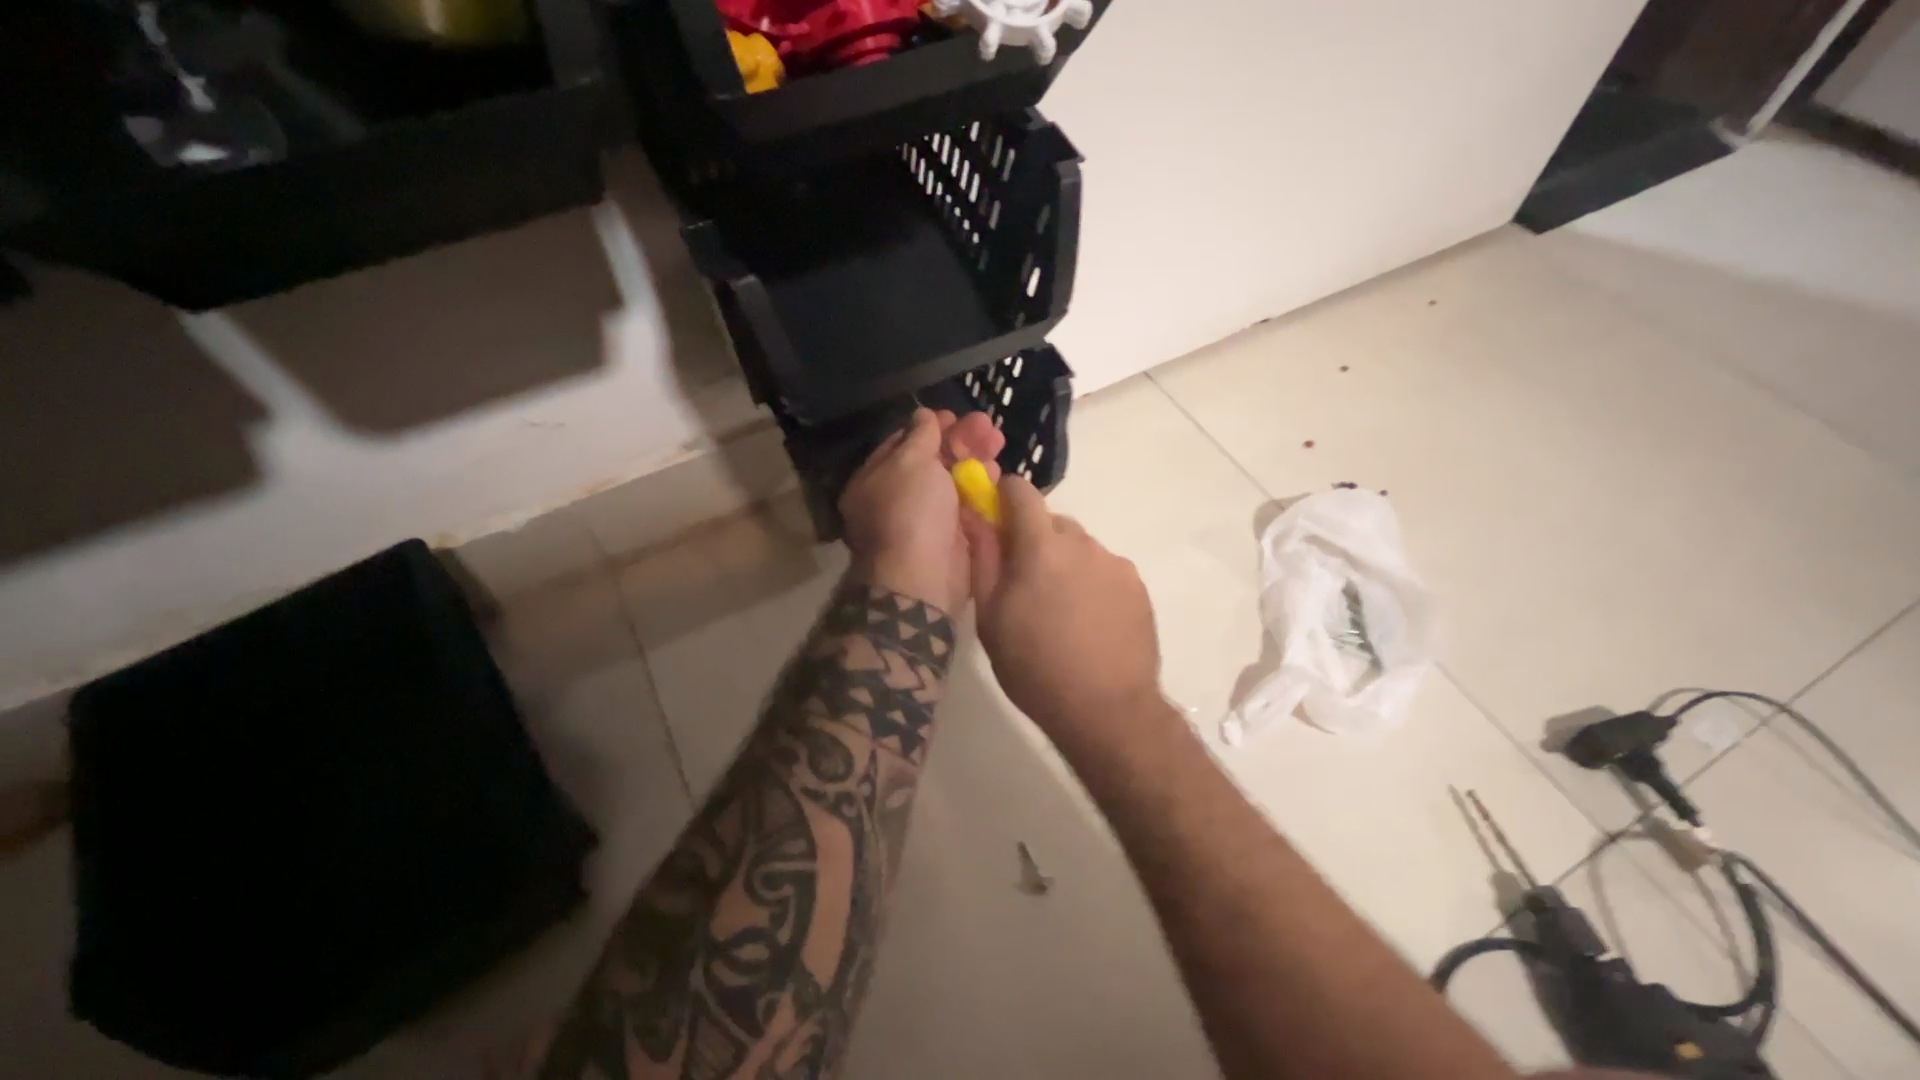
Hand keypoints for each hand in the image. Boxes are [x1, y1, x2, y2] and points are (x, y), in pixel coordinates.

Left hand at [839, 407, 1003, 612]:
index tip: (954, 416)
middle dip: (961, 441)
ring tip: (998, 444)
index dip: (930, 427)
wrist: (923, 579)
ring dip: (977, 461)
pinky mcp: (952, 538)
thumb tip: (924, 416)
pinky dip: (983, 489)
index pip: (902, 444)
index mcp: (874, 481)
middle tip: (988, 426)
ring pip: (954, 482)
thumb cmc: (909, 512)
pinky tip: (998, 473)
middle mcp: (897, 499)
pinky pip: (969, 507)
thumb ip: (920, 436)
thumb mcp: (910, 462)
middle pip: (933, 461)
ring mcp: (926, 520)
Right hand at [970, 474, 1162, 733]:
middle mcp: (1083, 543)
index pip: (1021, 491)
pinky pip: (1105, 571)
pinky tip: (1087, 624)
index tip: (994, 515)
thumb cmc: (1034, 666)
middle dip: (1034, 541)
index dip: (1003, 496)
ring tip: (1059, 613)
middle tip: (1024, 584)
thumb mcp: (991, 617)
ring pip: (1080, 549)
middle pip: (1052, 523)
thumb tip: (975, 518)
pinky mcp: (1138, 588)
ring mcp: (1116, 564)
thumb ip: (984, 560)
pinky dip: (1091, 585)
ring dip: (1065, 564)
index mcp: (1041, 546)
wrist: (1107, 709)